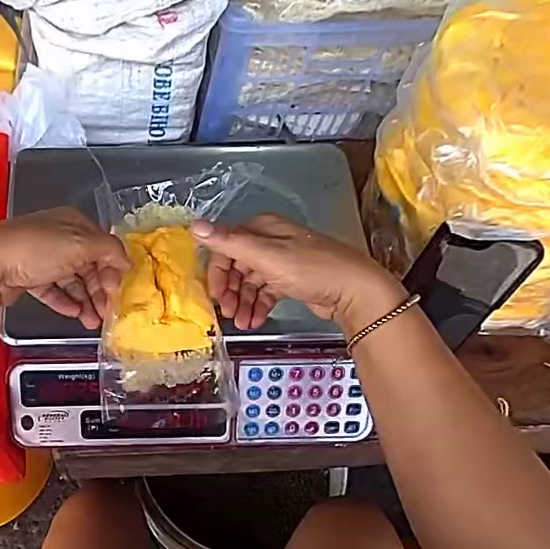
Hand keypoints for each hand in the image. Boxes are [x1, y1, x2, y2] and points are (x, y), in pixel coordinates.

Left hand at [0, 207, 129, 327]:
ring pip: (72, 281)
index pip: (103, 246)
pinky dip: (66, 302)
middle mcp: (59, 238)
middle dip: (100, 291)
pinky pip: (54, 291)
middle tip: (107, 312)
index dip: (113, 269)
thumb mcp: (80, 245)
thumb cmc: (35, 249)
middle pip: (88, 266)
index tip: (118, 290)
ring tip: (93, 322)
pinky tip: (76, 314)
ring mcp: (42, 258)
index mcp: (73, 223)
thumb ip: (110, 251)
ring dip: (86, 301)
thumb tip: (128, 260)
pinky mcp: (29, 277)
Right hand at [191, 214, 407, 332]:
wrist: (354, 291)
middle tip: (227, 312)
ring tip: (241, 323)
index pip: (226, 246)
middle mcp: (271, 241)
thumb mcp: (266, 256)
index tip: (215, 295)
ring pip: (250, 282)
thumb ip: (229, 242)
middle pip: (237, 265)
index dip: (217, 271)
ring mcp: (282, 262)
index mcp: (263, 228)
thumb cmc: (311, 269)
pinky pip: (265, 292)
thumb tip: (195, 226)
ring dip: (242, 302)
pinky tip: (254, 320)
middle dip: (229, 290)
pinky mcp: (291, 281)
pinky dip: (257, 306)